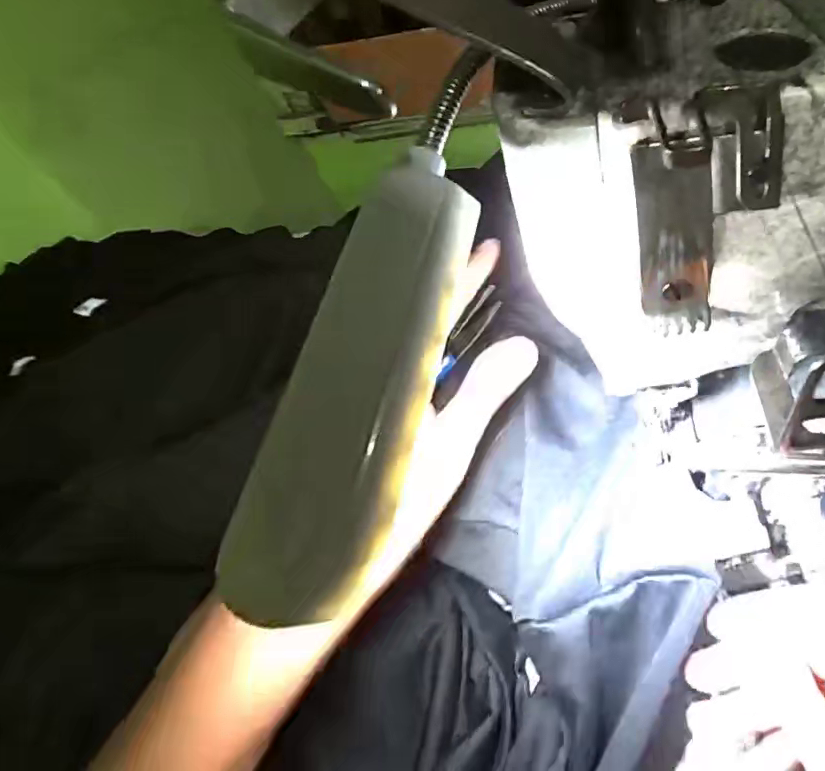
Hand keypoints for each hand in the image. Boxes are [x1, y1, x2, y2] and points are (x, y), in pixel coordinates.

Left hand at [94, 240, 536, 770]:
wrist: (301, 577)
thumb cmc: (379, 516)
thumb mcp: (443, 456)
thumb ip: (482, 395)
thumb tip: (523, 344)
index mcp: (394, 375)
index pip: (433, 311)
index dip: (461, 278)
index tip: (485, 246)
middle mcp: (370, 373)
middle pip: (415, 316)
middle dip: (451, 285)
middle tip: (482, 257)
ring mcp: (356, 393)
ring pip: (400, 338)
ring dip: (436, 312)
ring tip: (469, 294)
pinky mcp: (351, 416)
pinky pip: (391, 364)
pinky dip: (421, 345)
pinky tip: (437, 349)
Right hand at [682, 586, 824, 770]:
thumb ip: (793, 692)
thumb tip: (756, 646)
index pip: (810, 611)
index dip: (755, 616)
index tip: (716, 624)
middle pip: (807, 650)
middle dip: (747, 668)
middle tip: (704, 675)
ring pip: (814, 689)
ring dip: (761, 705)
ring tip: (714, 724)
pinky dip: (794, 731)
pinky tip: (758, 747)